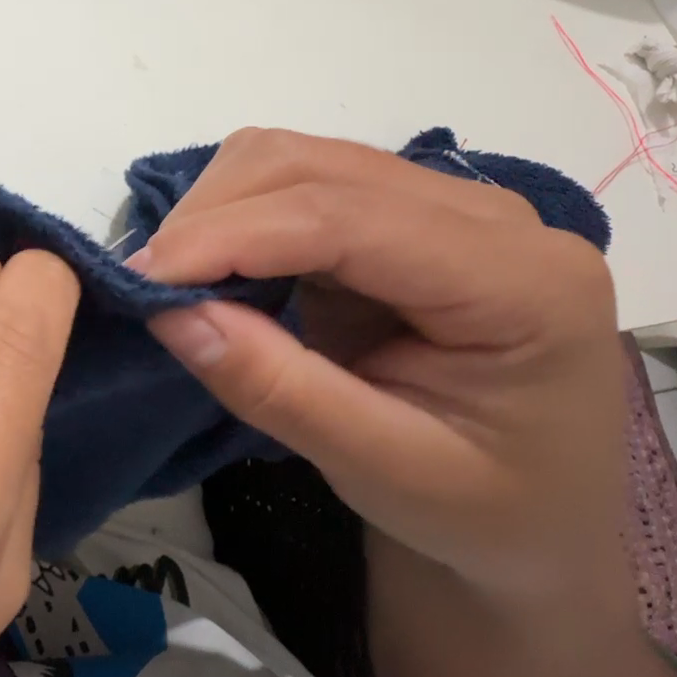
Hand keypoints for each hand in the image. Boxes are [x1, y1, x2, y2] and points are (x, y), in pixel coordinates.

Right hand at [127, 128, 627, 607]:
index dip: (228, 236)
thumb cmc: (479, 511)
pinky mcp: (393, 211)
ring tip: (184, 281)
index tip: (142, 282)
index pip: (341, 216)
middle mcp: (487, 217)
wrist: (533, 517)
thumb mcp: (382, 470)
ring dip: (215, 209)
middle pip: (307, 165)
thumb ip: (277, 389)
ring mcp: (439, 205)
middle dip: (210, 216)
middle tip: (153, 289)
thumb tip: (168, 310)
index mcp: (518, 282)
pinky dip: (232, 216)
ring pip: (289, 159)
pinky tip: (222, 270)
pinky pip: (289, 181)